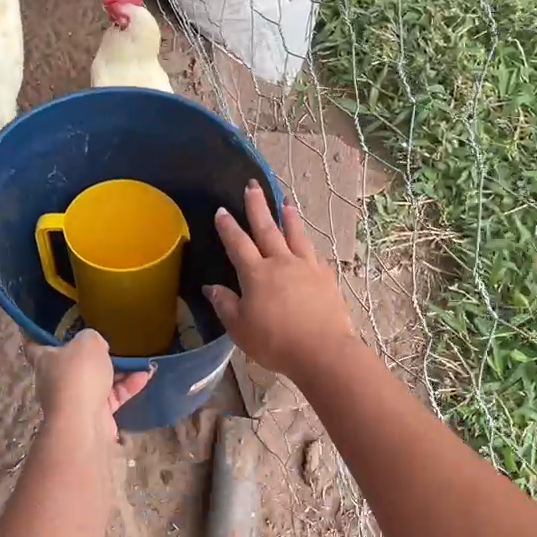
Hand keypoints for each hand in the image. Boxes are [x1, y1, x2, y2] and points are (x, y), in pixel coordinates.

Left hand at [26, 330, 152, 439]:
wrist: (84, 422)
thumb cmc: (78, 375)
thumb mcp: (88, 342)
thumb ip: (91, 337)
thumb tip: (95, 345)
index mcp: (44, 360)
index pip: (34, 345)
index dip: (40, 335)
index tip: (50, 326)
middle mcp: (56, 380)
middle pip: (72, 362)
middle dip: (91, 354)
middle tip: (109, 341)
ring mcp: (75, 399)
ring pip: (97, 380)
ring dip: (118, 370)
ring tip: (137, 357)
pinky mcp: (95, 415)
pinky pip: (112, 396)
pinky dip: (128, 386)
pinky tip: (146, 374)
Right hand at [205, 181, 357, 379]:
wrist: (323, 351)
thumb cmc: (275, 342)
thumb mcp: (240, 328)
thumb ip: (225, 305)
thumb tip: (211, 288)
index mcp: (256, 273)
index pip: (237, 243)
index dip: (228, 226)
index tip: (221, 210)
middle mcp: (280, 262)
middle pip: (267, 228)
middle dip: (257, 206)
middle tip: (253, 185)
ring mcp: (306, 267)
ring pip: (295, 235)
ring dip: (288, 217)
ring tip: (286, 201)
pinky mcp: (325, 278)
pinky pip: (313, 254)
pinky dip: (307, 244)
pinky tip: (307, 243)